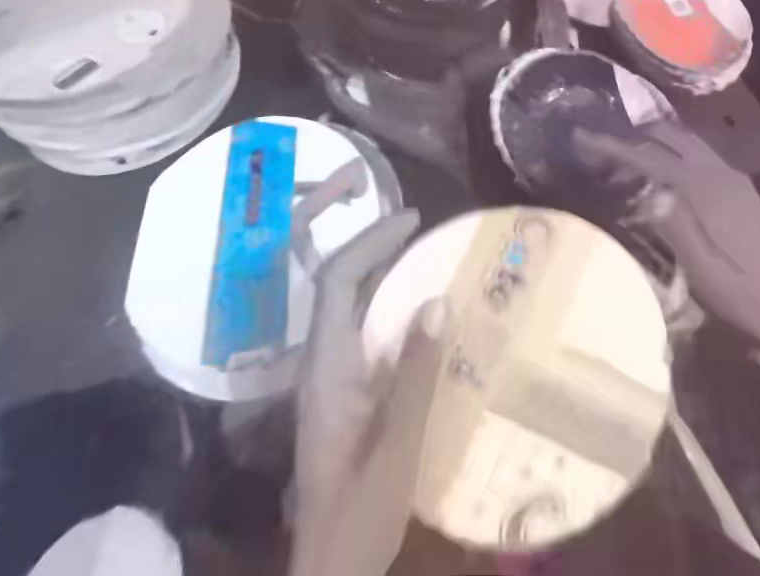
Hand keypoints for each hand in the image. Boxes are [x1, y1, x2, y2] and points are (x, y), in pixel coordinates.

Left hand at [291, 209, 440, 575]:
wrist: (330, 569)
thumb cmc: (360, 512)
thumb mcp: (397, 445)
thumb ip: (416, 375)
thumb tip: (436, 300)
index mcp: (326, 364)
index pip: (338, 279)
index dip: (370, 241)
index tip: (410, 219)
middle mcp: (322, 361)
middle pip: (342, 287)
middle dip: (378, 252)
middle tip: (425, 236)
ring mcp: (331, 380)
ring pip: (353, 311)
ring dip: (385, 281)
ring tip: (429, 264)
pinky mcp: (344, 398)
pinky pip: (366, 338)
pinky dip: (392, 316)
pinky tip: (425, 325)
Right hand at [575, 121, 759, 388]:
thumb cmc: (747, 298)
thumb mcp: (705, 272)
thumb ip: (674, 227)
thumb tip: (645, 188)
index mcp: (707, 191)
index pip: (649, 156)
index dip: (611, 145)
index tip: (578, 138)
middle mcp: (719, 173)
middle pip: (668, 135)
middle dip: (629, 133)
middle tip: (593, 142)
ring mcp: (731, 178)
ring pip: (683, 140)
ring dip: (648, 138)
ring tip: (615, 149)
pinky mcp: (737, 188)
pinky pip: (693, 152)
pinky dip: (666, 149)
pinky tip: (652, 167)